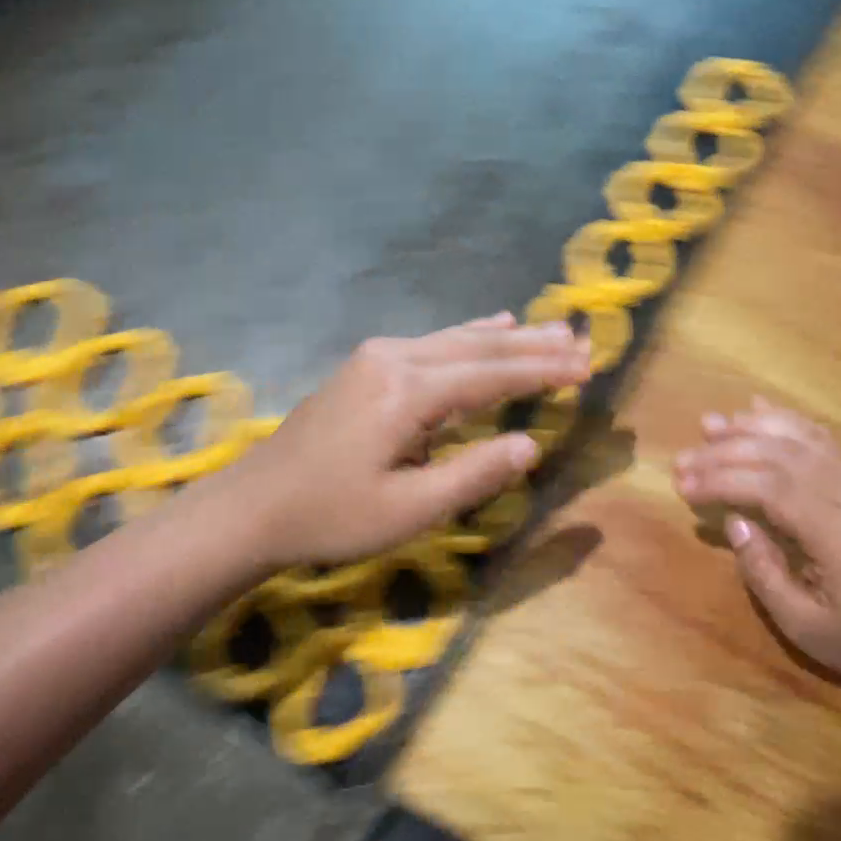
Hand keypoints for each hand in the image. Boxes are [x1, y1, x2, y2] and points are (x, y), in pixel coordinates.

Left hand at [217, 313, 590, 568]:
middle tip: (583, 341)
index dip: (542, 372)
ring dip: (507, 337)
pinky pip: (433, 343)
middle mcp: (395, 360)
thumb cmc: (331, 517)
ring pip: (457, 340)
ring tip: (554, 331)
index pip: (491, 374)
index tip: (587, 367)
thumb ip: (474, 474)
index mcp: (407, 393)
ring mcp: (377, 358)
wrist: (252, 507)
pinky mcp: (367, 366)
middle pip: (478, 347)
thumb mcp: (408, 510)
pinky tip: (493, 324)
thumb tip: (532, 443)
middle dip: (533, 346)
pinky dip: (471, 336)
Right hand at [673, 398, 840, 698]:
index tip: (685, 486)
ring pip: (804, 440)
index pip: (774, 488)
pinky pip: (824, 441)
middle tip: (684, 459)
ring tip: (710, 425)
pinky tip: (757, 410)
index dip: (724, 479)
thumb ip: (764, 572)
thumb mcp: (803, 627)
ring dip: (753, 429)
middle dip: (728, 453)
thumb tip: (733, 521)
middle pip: (785, 456)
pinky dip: (787, 422)